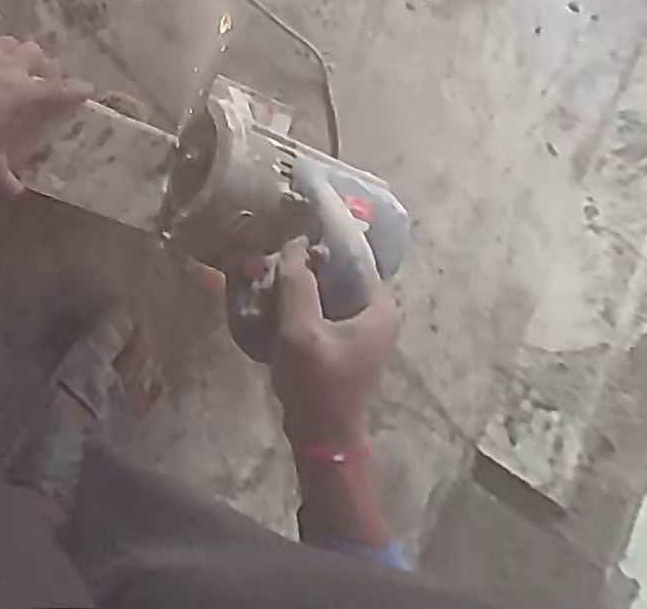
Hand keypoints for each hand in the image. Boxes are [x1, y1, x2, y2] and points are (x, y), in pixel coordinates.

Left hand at [0, 27, 94, 194]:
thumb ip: (4, 178)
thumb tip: (17, 194)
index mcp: (23, 95)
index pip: (58, 91)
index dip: (75, 89)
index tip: (86, 87)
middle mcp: (12, 67)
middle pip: (36, 53)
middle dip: (38, 62)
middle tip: (33, 73)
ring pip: (10, 41)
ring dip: (11, 51)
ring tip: (4, 61)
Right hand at [268, 187, 400, 447]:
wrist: (320, 435)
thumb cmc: (317, 381)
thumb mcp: (300, 329)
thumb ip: (296, 283)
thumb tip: (292, 244)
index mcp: (379, 305)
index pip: (355, 251)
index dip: (325, 229)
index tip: (296, 212)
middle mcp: (375, 309)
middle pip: (338, 264)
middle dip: (306, 251)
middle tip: (274, 237)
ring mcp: (358, 323)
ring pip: (326, 281)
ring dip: (298, 271)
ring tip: (268, 256)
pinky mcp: (339, 334)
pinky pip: (318, 299)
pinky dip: (297, 290)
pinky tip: (271, 286)